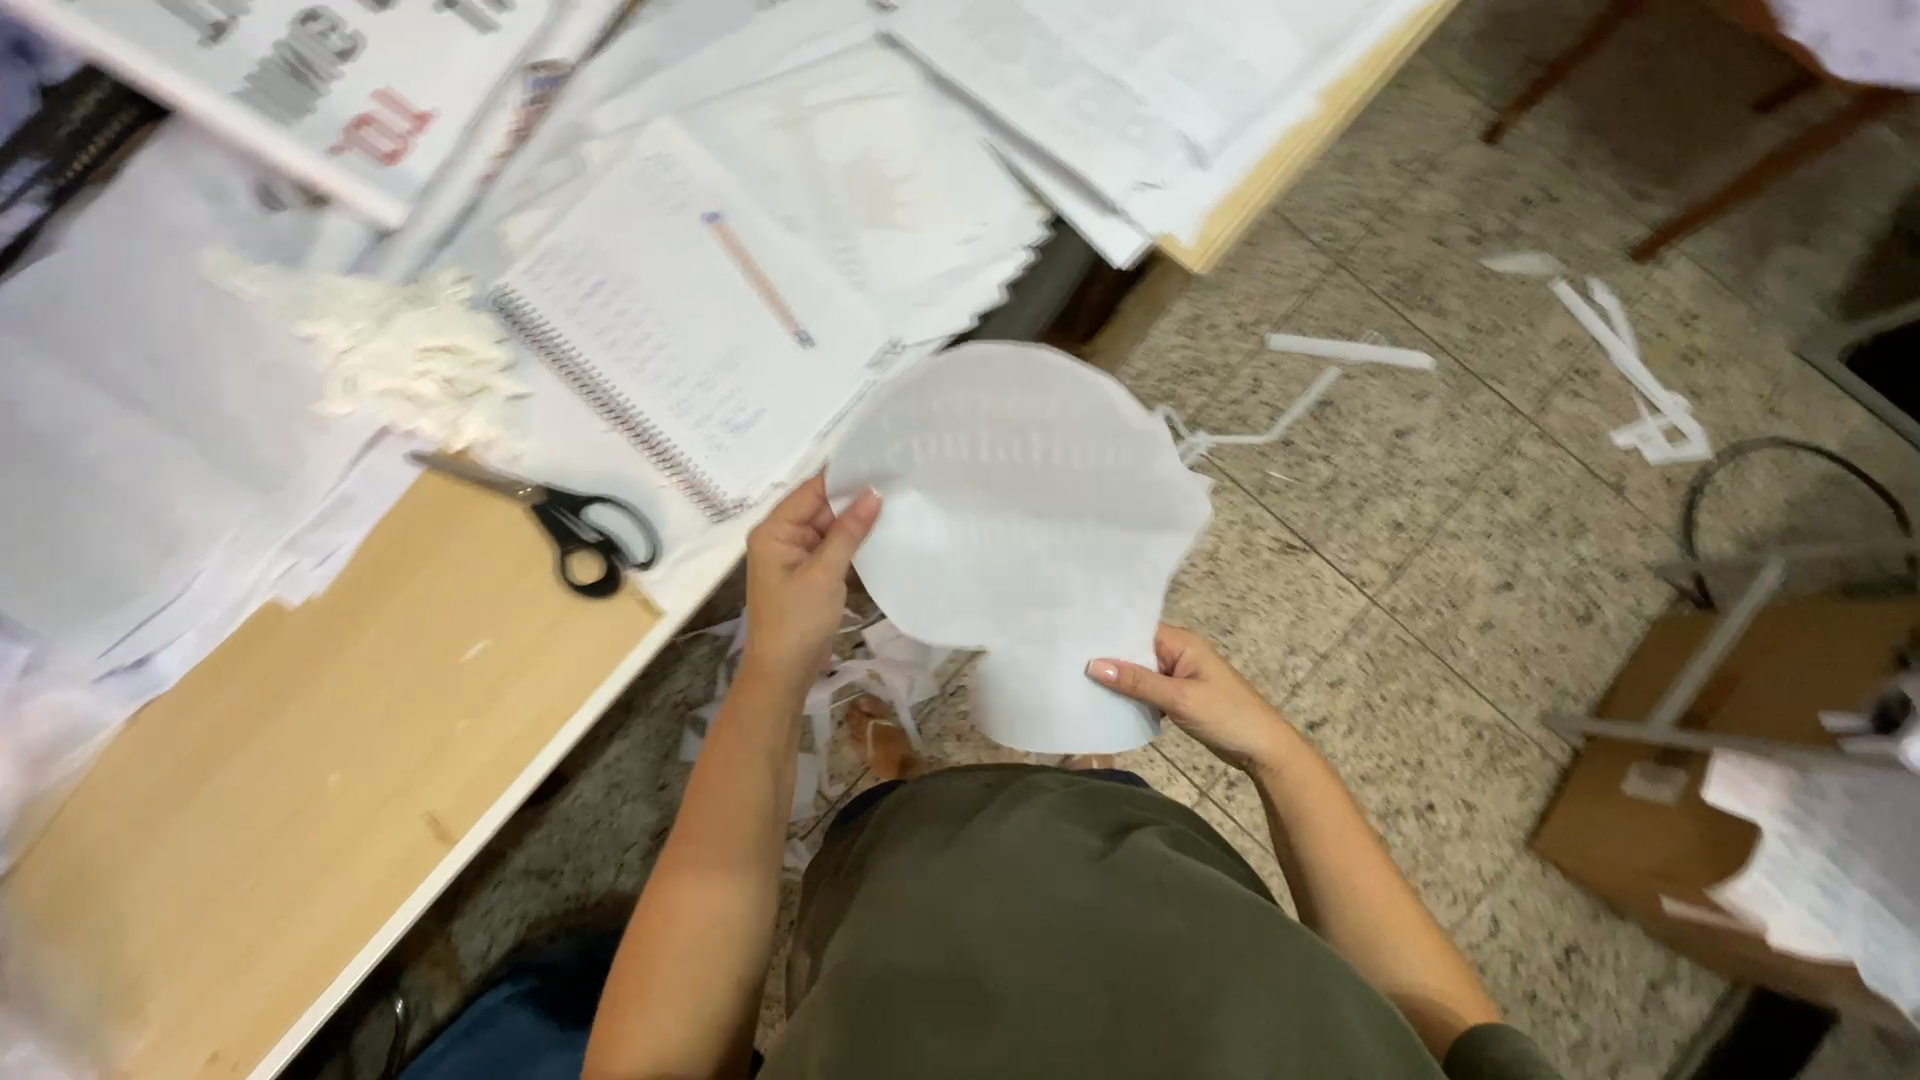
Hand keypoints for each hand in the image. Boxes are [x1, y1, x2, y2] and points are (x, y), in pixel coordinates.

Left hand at [741, 471, 881, 686]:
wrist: (784, 672)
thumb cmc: (797, 620)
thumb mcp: (825, 573)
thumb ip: (848, 531)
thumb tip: (873, 493)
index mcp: (774, 531)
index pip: (810, 491)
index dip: (842, 477)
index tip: (878, 463)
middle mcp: (781, 537)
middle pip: (820, 507)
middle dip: (853, 499)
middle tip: (895, 483)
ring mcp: (795, 557)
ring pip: (829, 528)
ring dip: (855, 522)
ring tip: (895, 503)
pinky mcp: (809, 574)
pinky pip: (831, 548)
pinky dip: (852, 543)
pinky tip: (880, 535)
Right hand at [1087, 624, 1298, 771]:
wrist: (1262, 749)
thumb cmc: (1226, 716)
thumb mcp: (1179, 698)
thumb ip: (1137, 682)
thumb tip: (1094, 664)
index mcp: (1181, 642)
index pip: (1136, 629)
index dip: (1107, 634)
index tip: (1073, 640)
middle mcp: (1178, 652)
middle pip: (1135, 649)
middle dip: (1108, 657)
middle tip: (1068, 662)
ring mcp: (1178, 674)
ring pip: (1139, 671)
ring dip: (1118, 678)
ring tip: (1079, 680)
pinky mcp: (1178, 695)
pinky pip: (1147, 689)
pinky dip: (1132, 695)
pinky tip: (1106, 701)